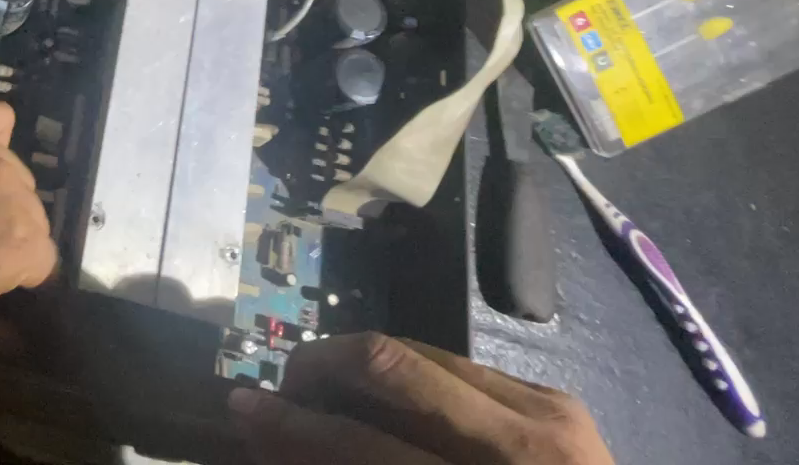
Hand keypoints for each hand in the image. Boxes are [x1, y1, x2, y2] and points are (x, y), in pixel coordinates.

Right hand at [228, 333, 613, 463]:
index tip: (243, 407)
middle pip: (387, 363)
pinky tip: (392, 406)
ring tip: (330, 390)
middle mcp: (522, 449)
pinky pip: (452, 363)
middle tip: (286, 385)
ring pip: (415, 349)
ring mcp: (549, 414)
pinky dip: (406, 378)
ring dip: (356, 364)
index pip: (364, 446)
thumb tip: (277, 444)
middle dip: (318, 364)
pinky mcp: (556, 398)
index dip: (293, 427)